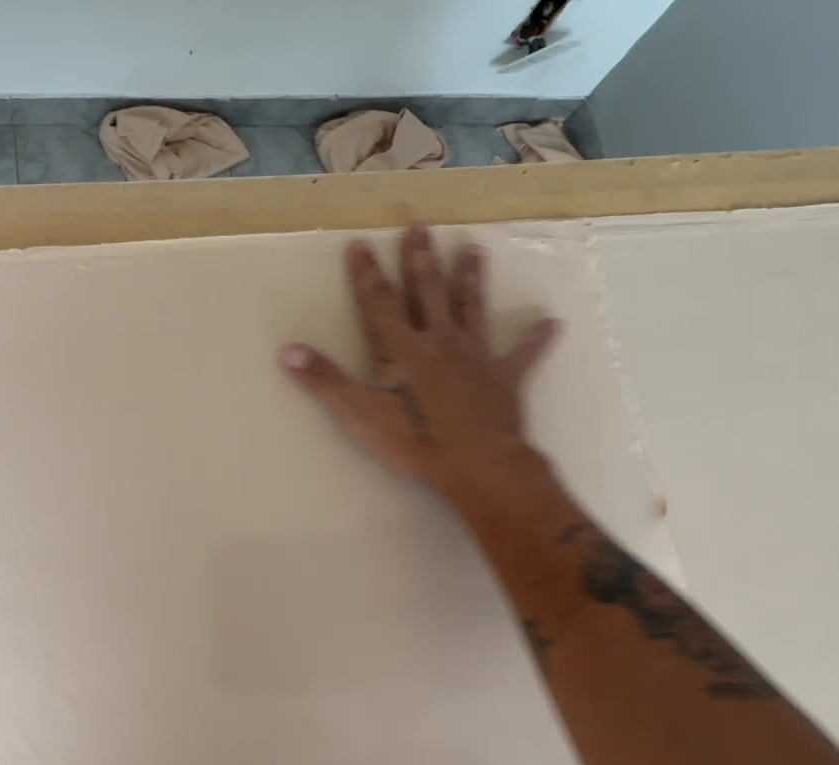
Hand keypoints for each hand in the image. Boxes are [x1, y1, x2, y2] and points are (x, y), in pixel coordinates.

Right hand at [280, 224, 559, 495]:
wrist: (476, 464)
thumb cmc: (414, 440)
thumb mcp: (357, 413)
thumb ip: (324, 380)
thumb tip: (286, 350)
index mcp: (402, 348)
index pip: (378, 303)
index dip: (366, 274)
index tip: (359, 244)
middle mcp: (440, 341)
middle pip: (427, 293)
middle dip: (420, 260)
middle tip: (420, 227)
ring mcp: (476, 357)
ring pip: (471, 309)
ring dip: (470, 279)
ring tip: (473, 249)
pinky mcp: (505, 379)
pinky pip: (522, 356)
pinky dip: (535, 340)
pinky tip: (552, 324)